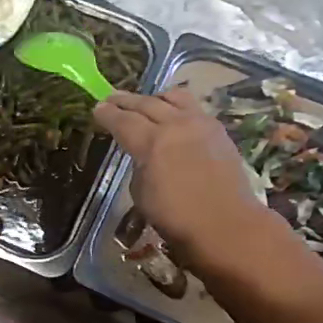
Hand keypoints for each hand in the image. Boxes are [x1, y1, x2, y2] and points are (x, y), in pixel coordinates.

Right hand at [94, 88, 272, 262]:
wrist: (226, 225)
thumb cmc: (177, 218)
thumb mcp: (142, 195)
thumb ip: (139, 167)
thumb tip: (144, 156)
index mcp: (151, 142)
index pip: (123, 121)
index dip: (107, 115)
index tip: (97, 108)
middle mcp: (175, 125)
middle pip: (146, 104)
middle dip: (126, 101)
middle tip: (112, 99)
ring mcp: (201, 124)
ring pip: (174, 98)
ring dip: (155, 98)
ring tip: (147, 102)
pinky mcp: (219, 131)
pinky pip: (194, 109)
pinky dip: (178, 108)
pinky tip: (175, 116)